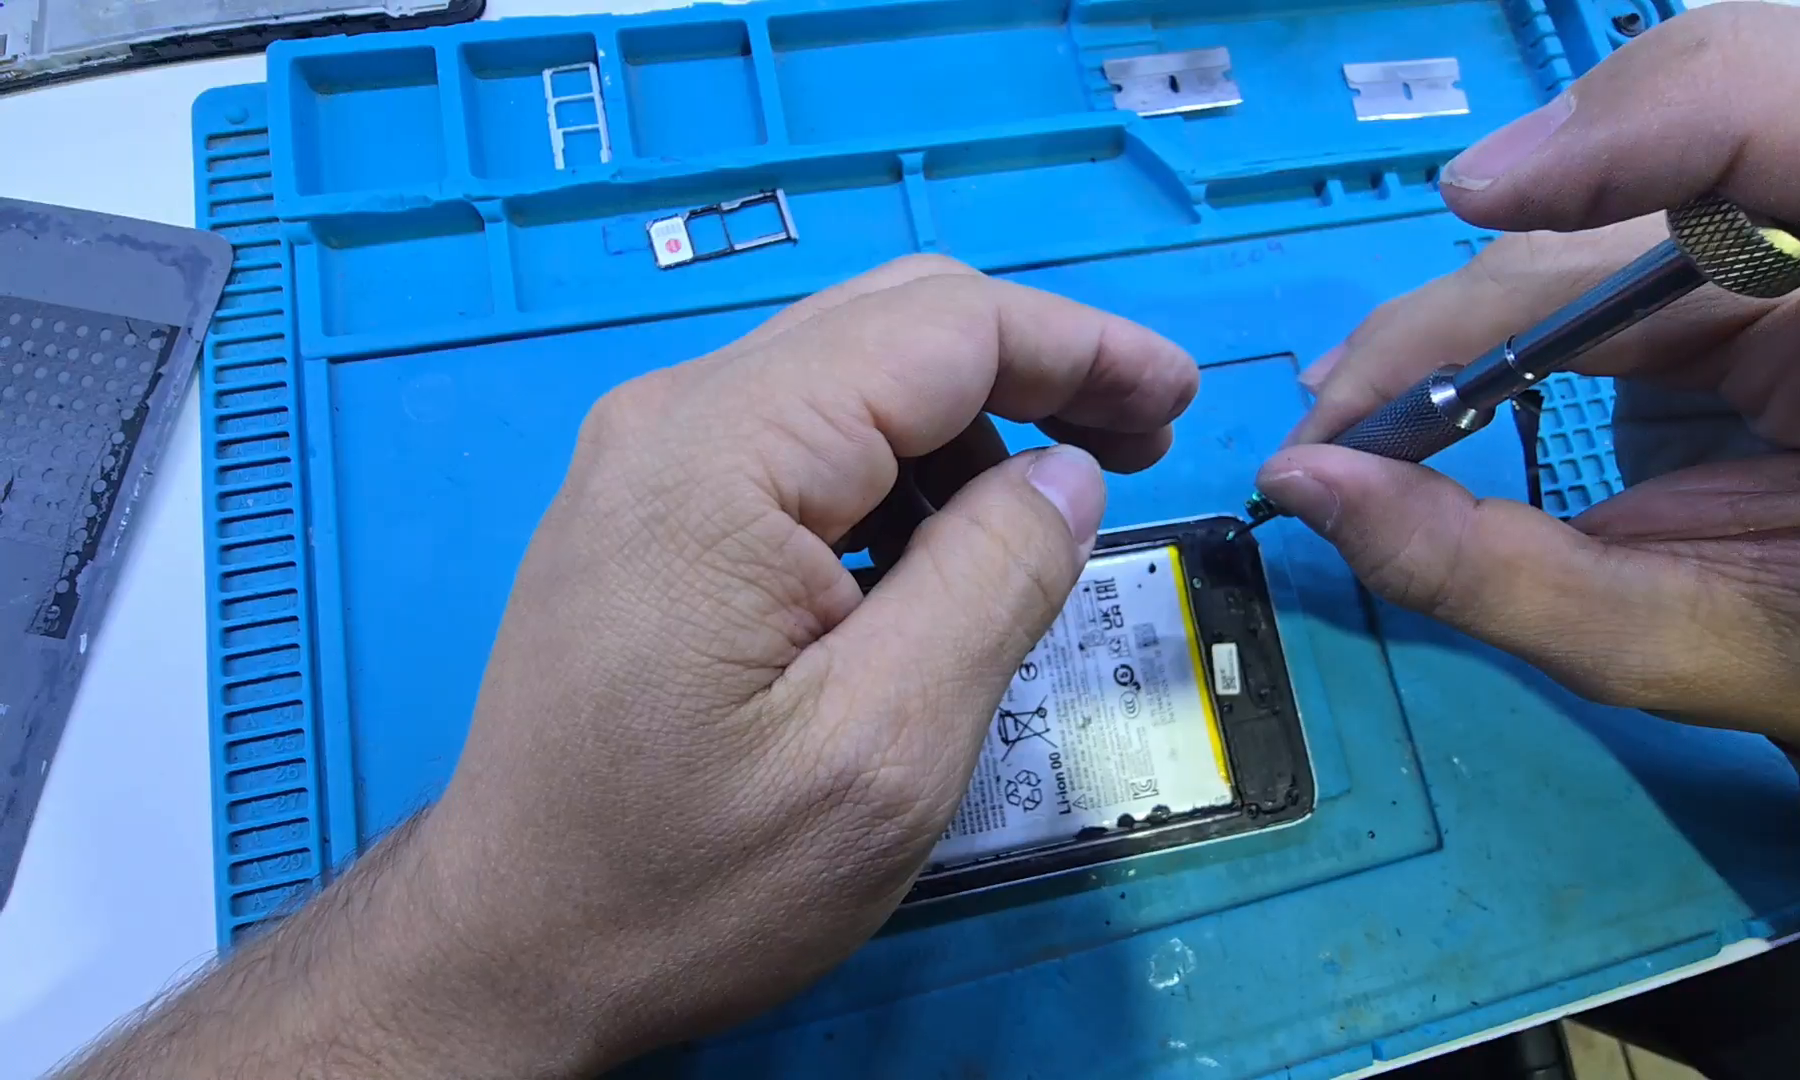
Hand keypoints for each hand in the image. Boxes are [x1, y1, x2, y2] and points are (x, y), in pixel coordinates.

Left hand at [57, 256, 1194, 1079]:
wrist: (517, 946)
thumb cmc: (693, 875)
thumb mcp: (887, 748)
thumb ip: (995, 582)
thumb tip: (1070, 474)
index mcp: (727, 452)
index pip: (942, 328)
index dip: (1080, 345)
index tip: (1175, 393)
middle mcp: (682, 414)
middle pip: (901, 325)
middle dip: (1040, 368)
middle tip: (1138, 439)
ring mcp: (665, 452)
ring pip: (864, 376)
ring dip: (978, 425)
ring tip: (1047, 515)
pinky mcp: (668, 500)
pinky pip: (821, 438)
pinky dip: (914, 470)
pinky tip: (947, 545)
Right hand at [1258, 5, 1799, 780]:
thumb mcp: (1655, 643)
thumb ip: (1477, 569)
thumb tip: (1299, 478)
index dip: (1646, 126)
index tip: (1470, 198)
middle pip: (1631, 209)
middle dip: (1450, 321)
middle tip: (1334, 435)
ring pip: (1583, 230)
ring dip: (1443, 329)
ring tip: (1358, 431)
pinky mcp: (1751, 249)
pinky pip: (1582, 254)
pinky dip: (1476, 324)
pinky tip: (1418, 389)